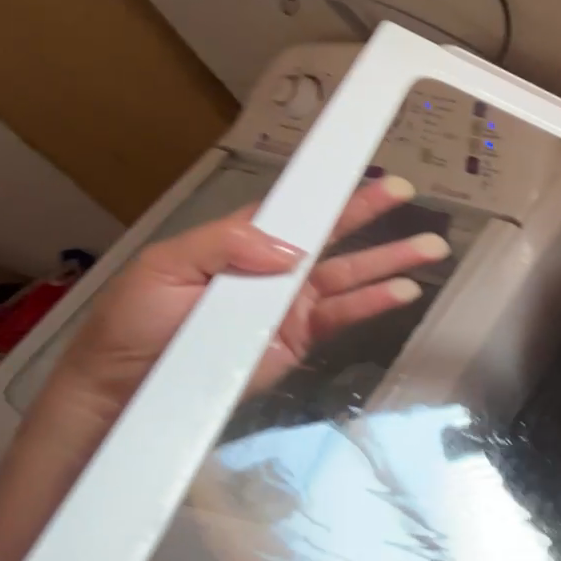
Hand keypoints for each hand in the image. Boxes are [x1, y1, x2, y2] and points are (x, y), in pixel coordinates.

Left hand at [53, 176, 445, 415]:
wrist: (129, 391)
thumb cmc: (136, 324)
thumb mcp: (164, 268)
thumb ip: (224, 245)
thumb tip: (292, 248)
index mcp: (241, 241)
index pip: (292, 208)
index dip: (326, 189)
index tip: (358, 169)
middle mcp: (274, 267)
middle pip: (331, 234)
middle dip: (369, 212)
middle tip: (406, 193)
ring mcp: (293, 304)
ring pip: (351, 274)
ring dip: (391, 260)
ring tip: (432, 249)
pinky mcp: (303, 339)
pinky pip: (346, 315)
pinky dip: (376, 302)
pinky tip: (404, 291)